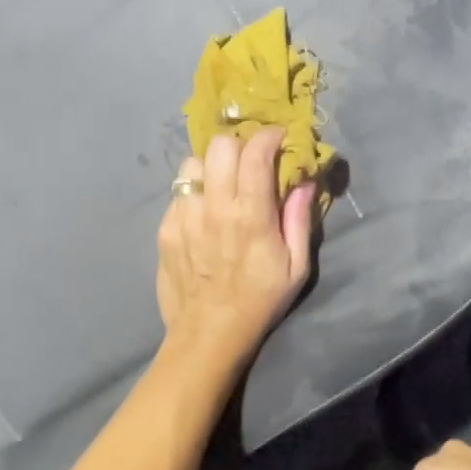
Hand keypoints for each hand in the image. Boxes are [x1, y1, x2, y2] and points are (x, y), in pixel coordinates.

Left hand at [156, 128, 316, 372]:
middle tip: (251, 159)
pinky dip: (195, 193)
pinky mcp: (166, 228)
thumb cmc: (262, 299)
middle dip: (239, 144)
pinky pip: (179, 193)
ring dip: (212, 166)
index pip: (254, 153)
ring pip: (193, 164)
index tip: (279, 138)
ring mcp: (184, 216)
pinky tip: (206, 213)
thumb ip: (300, 219)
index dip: (268, 136)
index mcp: (251, 215)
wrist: (209, 333)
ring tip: (224, 184)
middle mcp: (214, 208)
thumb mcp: (297, 266)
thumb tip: (304, 181)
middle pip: (219, 146)